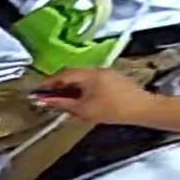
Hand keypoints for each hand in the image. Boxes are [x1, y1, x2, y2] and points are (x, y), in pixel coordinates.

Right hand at [33, 68, 162, 124]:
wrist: (142, 108)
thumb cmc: (111, 109)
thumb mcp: (82, 109)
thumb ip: (62, 103)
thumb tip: (44, 100)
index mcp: (89, 74)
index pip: (63, 74)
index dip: (48, 82)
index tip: (37, 91)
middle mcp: (97, 70)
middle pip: (72, 74)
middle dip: (58, 84)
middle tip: (47, 95)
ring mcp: (107, 73)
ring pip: (81, 77)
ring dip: (69, 87)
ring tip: (61, 99)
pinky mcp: (113, 79)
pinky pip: (91, 80)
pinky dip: (80, 88)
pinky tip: (79, 99)